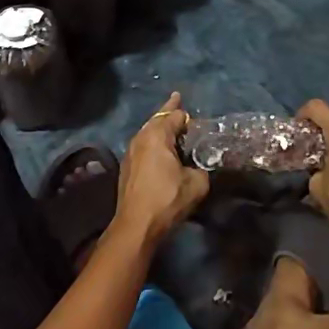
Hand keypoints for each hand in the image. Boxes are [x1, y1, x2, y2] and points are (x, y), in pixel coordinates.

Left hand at [113, 92, 209, 246]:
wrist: (136, 227)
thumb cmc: (167, 199)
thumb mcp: (197, 183)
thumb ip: (202, 168)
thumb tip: (198, 167)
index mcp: (157, 136)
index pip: (175, 115)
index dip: (188, 116)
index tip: (196, 118)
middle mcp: (141, 138)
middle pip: (157, 118)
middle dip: (169, 111)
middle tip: (178, 101)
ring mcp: (130, 153)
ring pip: (147, 132)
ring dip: (159, 127)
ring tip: (171, 125)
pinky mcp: (127, 168)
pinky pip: (143, 145)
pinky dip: (153, 142)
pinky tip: (161, 149)